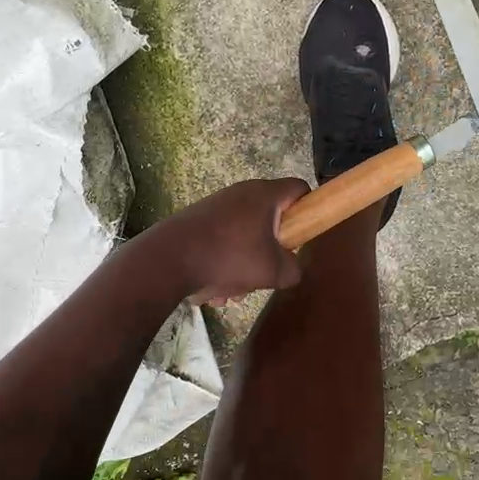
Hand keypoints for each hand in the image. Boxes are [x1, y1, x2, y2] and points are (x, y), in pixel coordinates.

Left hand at [153, 178, 310, 302]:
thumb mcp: (273, 271)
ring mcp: (219, 204)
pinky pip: (223, 239)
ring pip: (246, 233)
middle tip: (267, 269)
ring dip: (245, 263)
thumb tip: (291, 267)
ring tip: (233, 291)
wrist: (169, 258)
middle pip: (271, 217)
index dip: (309, 209)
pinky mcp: (199, 219)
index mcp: (266, 194)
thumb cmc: (230, 257)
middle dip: (271, 248)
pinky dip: (223, 262)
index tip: (302, 235)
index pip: (300, 188)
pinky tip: (212, 288)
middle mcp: (243, 192)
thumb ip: (293, 269)